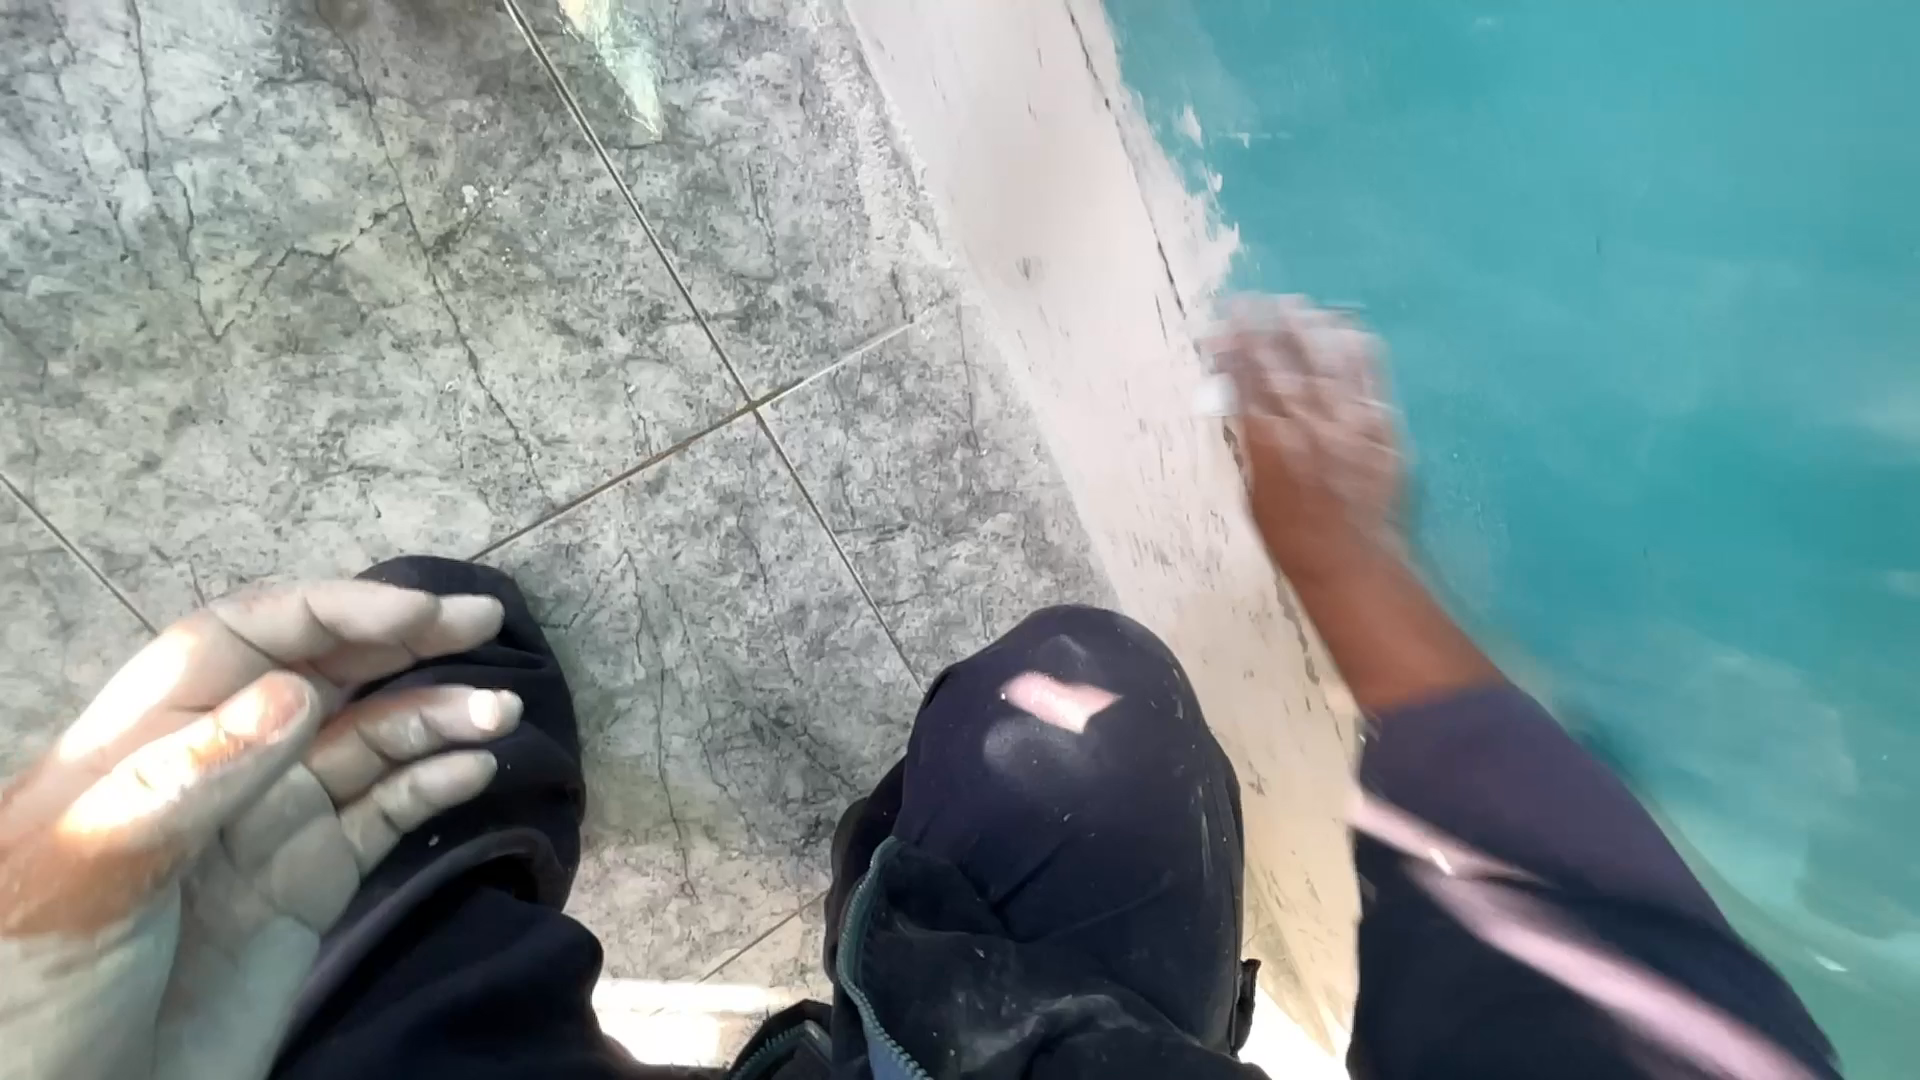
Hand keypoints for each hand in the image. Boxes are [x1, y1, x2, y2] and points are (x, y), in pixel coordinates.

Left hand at [0, 581, 521, 1079]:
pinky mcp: (321, 874)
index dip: (334, 611)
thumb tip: (293, 692)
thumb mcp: (77, 893)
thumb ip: (179, 786)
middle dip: (407, 639)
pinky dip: (439, 783)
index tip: (420, 616)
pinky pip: (392, 810)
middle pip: (325, 673)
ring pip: (376, 740)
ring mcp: (278, 822)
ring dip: (443, 716)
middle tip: (484, 621)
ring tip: (499, 715)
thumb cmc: (24, 1010)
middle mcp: (226, 770)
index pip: (244, 640)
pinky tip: (475, 772)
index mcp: (144, 750)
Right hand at [1207, 294, 1402, 580]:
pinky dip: (1355, 351)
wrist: (1351, 560)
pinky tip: (1345, 328)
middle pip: (1281, 366)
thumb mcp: (1253, 493)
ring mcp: (1348, 424)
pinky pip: (1368, 380)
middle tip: (1249, 300)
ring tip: (1293, 303)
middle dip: (1262, 330)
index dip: (1231, 354)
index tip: (1219, 329)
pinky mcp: (1380, 428)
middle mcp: (1308, 426)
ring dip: (1306, 330)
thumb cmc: (1290, 535)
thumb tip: (1238, 410)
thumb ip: (1249, 446)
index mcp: (1270, 445)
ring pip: (1325, 364)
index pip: (1245, 385)